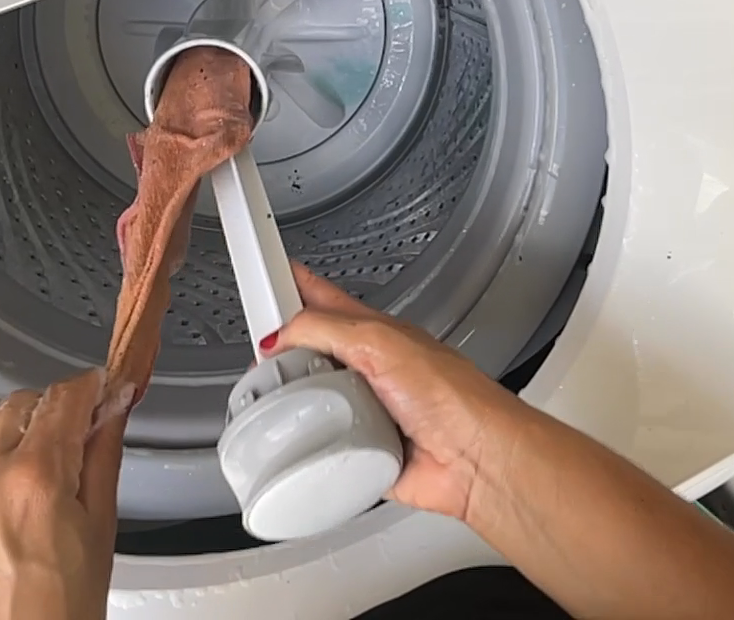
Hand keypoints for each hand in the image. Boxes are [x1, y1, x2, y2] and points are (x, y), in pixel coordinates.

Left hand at [0, 368, 129, 619]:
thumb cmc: (59, 617)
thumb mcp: (101, 527)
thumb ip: (103, 454)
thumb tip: (111, 409)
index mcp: (37, 478)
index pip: (65, 396)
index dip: (91, 387)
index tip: (102, 391)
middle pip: (19, 404)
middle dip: (51, 410)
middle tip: (74, 433)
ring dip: (9, 435)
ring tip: (33, 467)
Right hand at [273, 266, 536, 522]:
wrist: (474, 456)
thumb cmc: (450, 394)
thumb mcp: (379, 343)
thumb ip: (327, 330)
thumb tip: (280, 335)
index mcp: (371, 330)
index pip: (321, 299)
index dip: (294, 285)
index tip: (264, 277)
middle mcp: (364, 366)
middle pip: (307, 351)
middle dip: (280, 353)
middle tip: (259, 360)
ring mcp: (360, 408)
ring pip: (306, 399)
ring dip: (290, 404)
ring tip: (273, 405)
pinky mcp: (358, 447)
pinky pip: (317, 445)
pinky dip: (304, 447)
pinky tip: (295, 446)